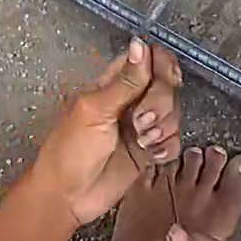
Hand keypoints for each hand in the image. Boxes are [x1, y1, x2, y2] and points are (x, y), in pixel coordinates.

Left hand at [25, 38, 166, 225]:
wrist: (66, 197)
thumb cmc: (70, 150)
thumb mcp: (95, 111)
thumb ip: (124, 81)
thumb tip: (140, 44)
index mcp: (113, 83)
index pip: (148, 58)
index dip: (161, 66)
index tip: (162, 79)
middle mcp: (131, 100)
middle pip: (166, 85)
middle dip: (161, 103)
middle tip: (140, 121)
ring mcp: (141, 125)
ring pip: (174, 112)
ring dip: (164, 126)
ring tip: (142, 140)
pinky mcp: (149, 150)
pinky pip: (174, 140)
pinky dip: (167, 146)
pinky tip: (151, 154)